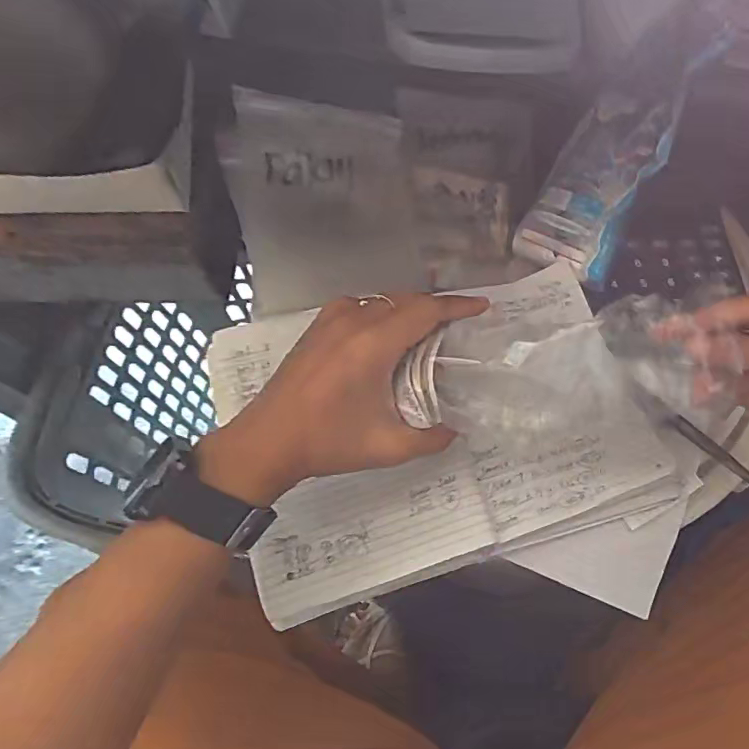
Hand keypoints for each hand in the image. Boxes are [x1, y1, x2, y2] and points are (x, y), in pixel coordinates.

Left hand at [198, 293, 488, 503]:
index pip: (425, 311)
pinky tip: (387, 335)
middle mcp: (352, 322)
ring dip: (409, 309)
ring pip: (382, 301)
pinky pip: (360, 307)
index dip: (457, 306)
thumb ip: (431, 438)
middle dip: (437, 308)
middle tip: (460, 325)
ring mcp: (330, 321)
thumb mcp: (388, 447)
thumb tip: (454, 430)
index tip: (482, 306)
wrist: (267, 441)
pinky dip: (382, 313)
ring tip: (429, 331)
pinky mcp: (316, 328)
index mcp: (372, 344)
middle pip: (406, 300)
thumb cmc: (328, 442)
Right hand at [689, 290, 748, 429]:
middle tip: (685, 367)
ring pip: (730, 366)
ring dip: (717, 378)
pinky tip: (721, 399)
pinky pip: (743, 386)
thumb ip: (737, 350)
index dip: (696, 322)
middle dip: (707, 355)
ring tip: (701, 393)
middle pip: (725, 340)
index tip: (666, 331)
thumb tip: (693, 344)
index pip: (727, 312)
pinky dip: (734, 393)